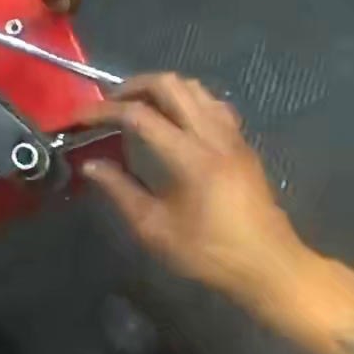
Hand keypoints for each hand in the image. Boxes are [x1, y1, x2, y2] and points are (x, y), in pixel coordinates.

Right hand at [80, 74, 314, 308]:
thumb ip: (119, 191)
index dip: (104, 111)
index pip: (139, 115)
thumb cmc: (210, 253)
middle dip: (133, 86)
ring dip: (161, 88)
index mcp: (190, 158)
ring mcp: (232, 136)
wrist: (272, 268)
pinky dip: (186, 99)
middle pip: (170, 85)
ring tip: (138, 105)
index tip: (81, 116)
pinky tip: (174, 118)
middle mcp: (213, 136)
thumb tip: (90, 164)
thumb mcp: (155, 229)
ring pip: (194, 87)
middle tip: (110, 102)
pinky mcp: (242, 142)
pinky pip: (212, 102)